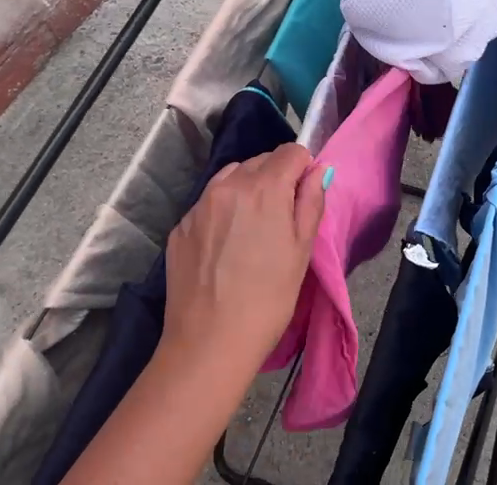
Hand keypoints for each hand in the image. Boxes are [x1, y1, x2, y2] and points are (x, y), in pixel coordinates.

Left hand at [161, 143, 326, 366]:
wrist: (209, 344)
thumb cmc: (268, 298)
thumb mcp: (303, 249)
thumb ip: (312, 201)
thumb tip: (317, 171)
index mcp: (264, 187)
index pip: (290, 152)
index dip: (303, 169)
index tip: (304, 195)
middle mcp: (228, 186)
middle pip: (260, 161)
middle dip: (275, 177)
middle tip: (281, 217)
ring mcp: (198, 206)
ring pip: (231, 178)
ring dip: (247, 189)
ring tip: (252, 228)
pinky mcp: (179, 228)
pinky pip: (208, 204)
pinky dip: (222, 211)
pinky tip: (226, 246)